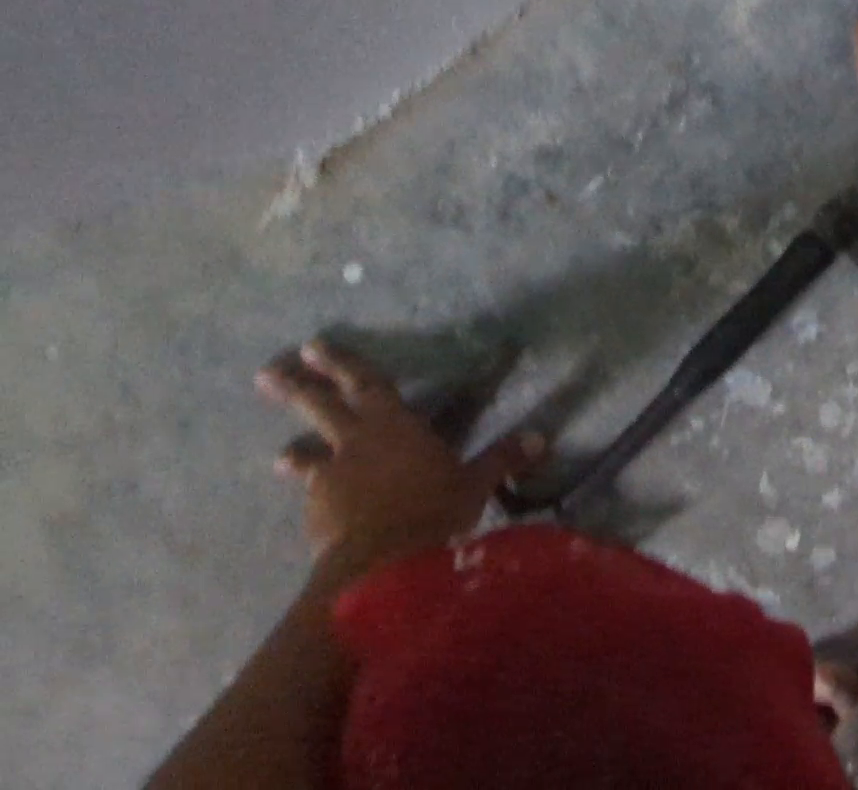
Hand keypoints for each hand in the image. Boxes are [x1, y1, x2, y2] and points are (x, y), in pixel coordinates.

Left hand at [257, 341, 542, 585]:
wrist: (382, 561)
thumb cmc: (435, 509)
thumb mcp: (477, 483)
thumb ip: (503, 459)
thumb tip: (541, 437)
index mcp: (395, 425)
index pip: (368, 384)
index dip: (344, 363)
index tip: (314, 345)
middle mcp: (357, 442)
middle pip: (321, 408)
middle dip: (297, 388)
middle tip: (268, 374)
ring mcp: (332, 477)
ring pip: (309, 455)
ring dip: (298, 453)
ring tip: (282, 456)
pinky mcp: (319, 510)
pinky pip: (316, 494)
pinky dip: (317, 493)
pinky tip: (318, 505)